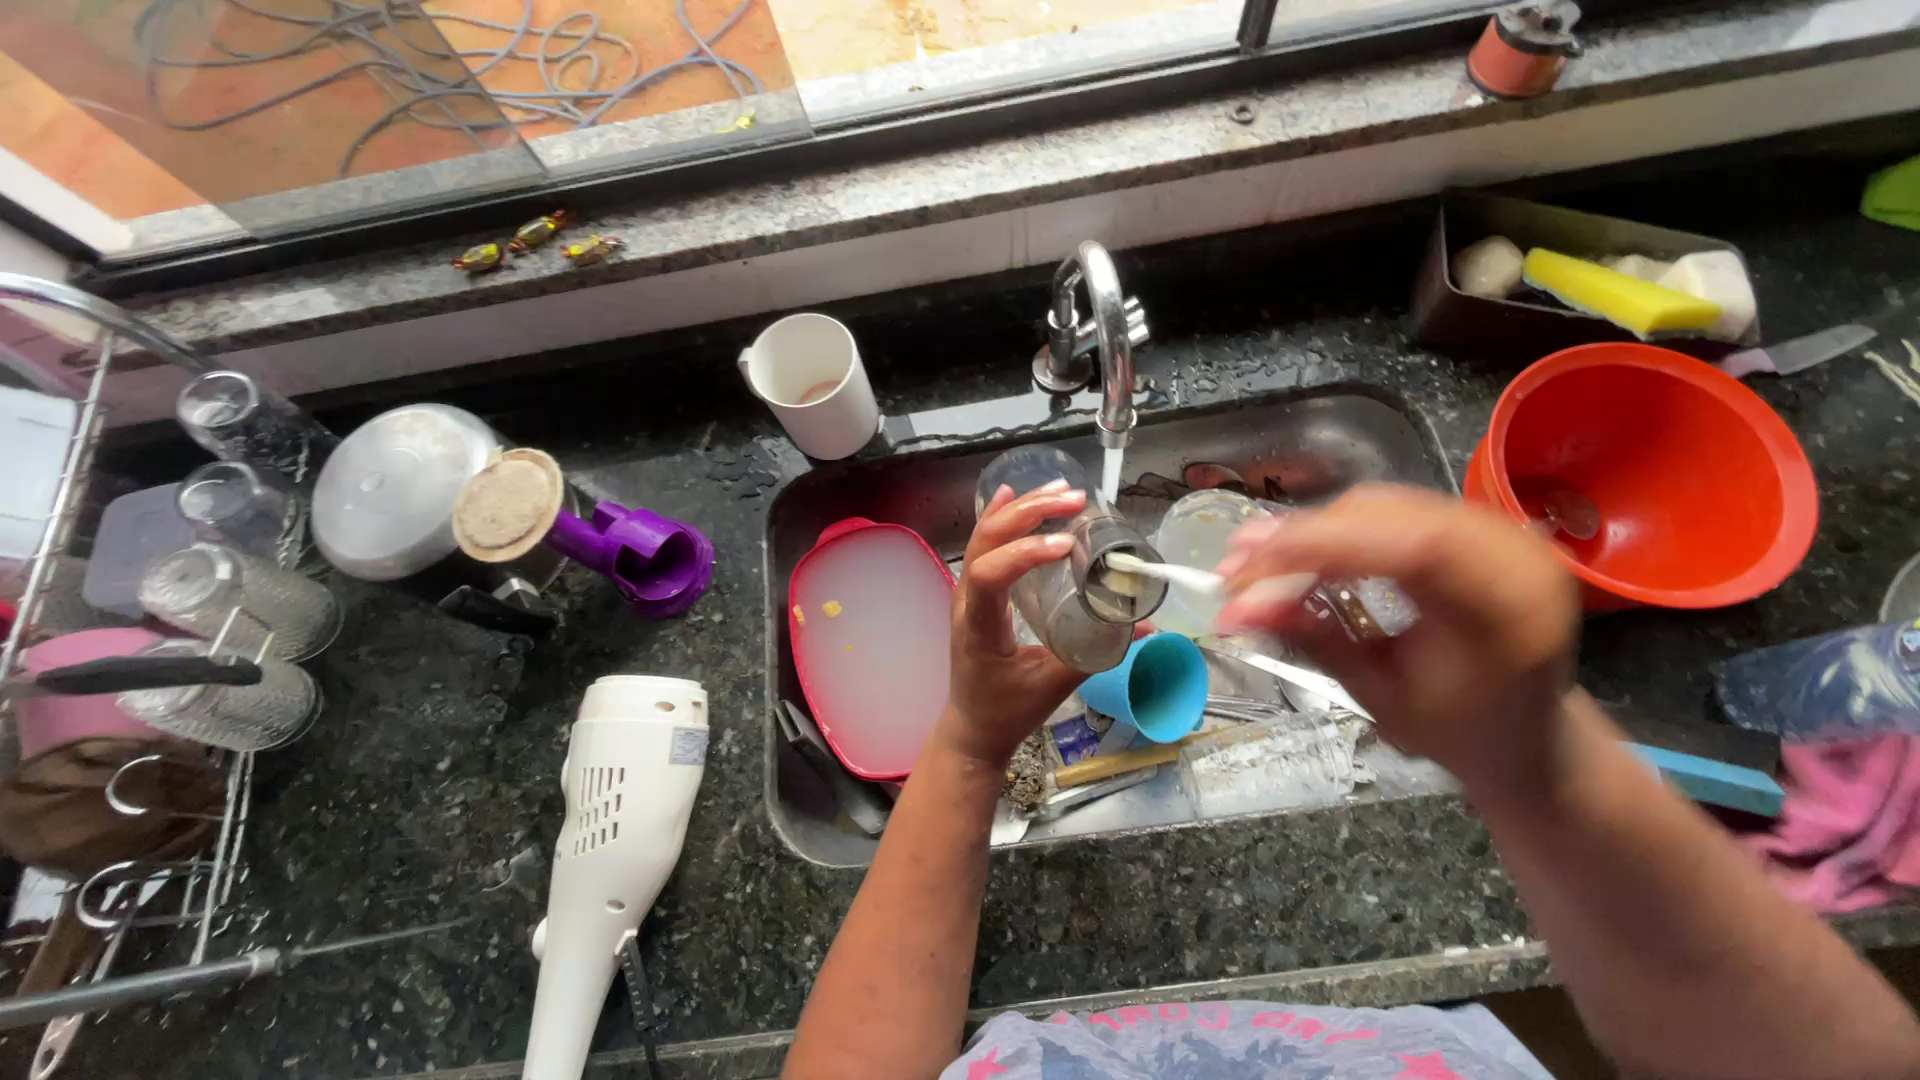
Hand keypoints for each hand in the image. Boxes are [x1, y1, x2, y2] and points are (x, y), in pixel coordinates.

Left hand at [934, 481, 1088, 768]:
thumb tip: (1145, 627)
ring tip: (1060, 491)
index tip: (1067, 546)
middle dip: (1028, 515)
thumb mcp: (1052, 687)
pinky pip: (983, 547)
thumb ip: (1097, 655)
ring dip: (1020, 511)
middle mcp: (965, 601)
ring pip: (984, 538)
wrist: (973, 728)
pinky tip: (1013, 495)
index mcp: (978, 626)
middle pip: (986, 542)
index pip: (989, 576)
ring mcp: (966, 594)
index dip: (1024, 554)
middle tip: (1072, 500)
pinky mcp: (976, 593)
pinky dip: (1000, 519)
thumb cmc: (1007, 711)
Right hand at [1212, 483, 1580, 806]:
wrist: (1524, 731)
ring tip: (1247, 560)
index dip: (1320, 547)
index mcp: (1510, 607)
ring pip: (1378, 505)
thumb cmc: (1459, 731)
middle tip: (1232, 569)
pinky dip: (1330, 530)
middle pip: (1386, 515)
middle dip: (1299, 538)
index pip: (1411, 548)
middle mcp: (1511, 550)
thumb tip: (1235, 611)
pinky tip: (1289, 550)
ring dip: (1307, 531)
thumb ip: (1317, 642)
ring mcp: (1492, 529)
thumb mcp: (1382, 697)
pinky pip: (1386, 511)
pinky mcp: (1466, 524)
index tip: (1246, 569)